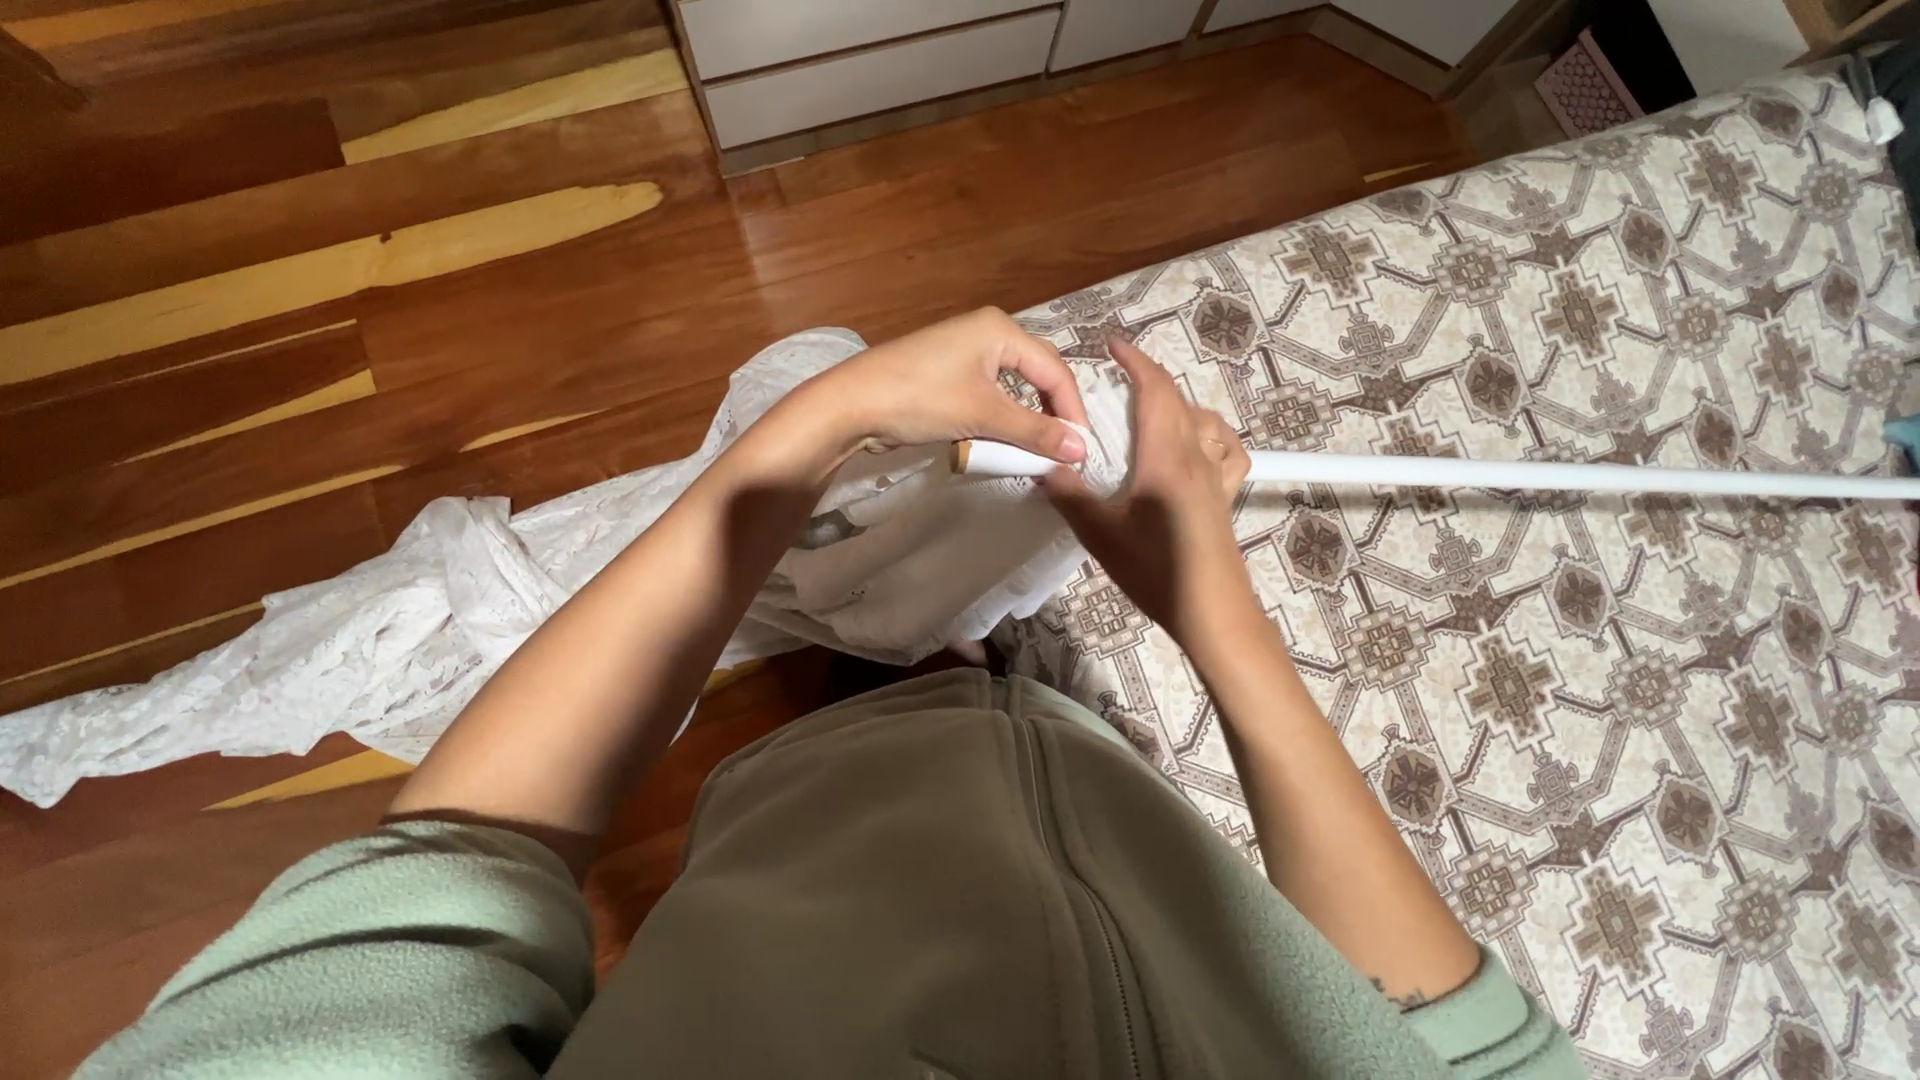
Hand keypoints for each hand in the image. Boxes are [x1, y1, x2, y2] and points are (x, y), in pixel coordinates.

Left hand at [791, 307, 1089, 464]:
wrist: (850, 404)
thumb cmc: (921, 399)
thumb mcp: (984, 415)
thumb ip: (1035, 433)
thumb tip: (1082, 450)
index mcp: (1000, 329)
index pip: (1055, 369)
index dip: (1072, 411)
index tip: (1082, 449)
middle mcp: (986, 333)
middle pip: (1036, 375)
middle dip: (1050, 415)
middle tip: (1062, 452)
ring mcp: (963, 353)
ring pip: (1011, 389)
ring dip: (1024, 421)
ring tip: (1036, 452)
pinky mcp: (946, 374)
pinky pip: (988, 396)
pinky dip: (999, 420)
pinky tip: (1003, 442)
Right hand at [1044, 337, 1259, 650]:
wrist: (1211, 613)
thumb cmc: (1154, 571)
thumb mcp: (1100, 534)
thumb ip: (1070, 495)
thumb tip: (1043, 467)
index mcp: (1164, 457)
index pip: (1154, 390)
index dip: (1135, 361)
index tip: (1112, 347)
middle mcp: (1196, 456)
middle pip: (1177, 400)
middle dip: (1148, 380)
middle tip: (1116, 383)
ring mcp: (1216, 476)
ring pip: (1203, 420)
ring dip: (1176, 405)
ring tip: (1148, 414)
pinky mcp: (1225, 497)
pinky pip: (1227, 450)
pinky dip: (1211, 434)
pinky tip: (1196, 446)